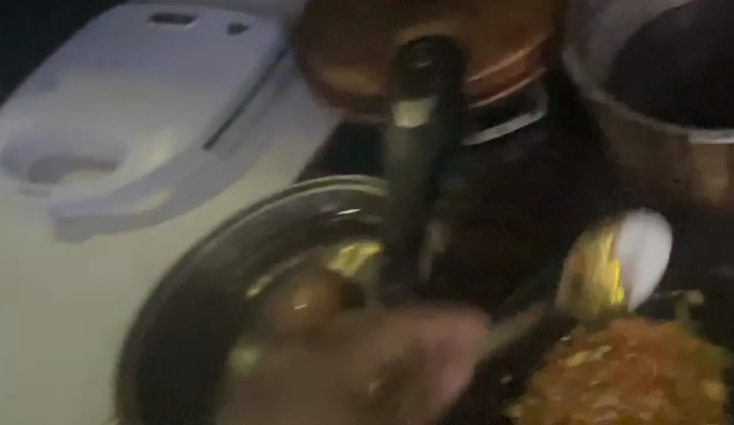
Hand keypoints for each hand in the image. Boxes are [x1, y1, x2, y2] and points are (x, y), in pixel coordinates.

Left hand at [219, 306, 488, 424]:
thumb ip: (419, 394)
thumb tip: (461, 359)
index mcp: (326, 355)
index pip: (400, 322)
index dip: (445, 323)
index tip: (483, 328)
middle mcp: (294, 354)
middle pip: (367, 326)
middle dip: (414, 335)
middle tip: (456, 350)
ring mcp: (264, 382)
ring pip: (337, 349)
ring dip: (383, 356)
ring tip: (420, 370)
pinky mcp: (250, 410)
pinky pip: (311, 374)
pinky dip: (350, 378)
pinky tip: (371, 392)